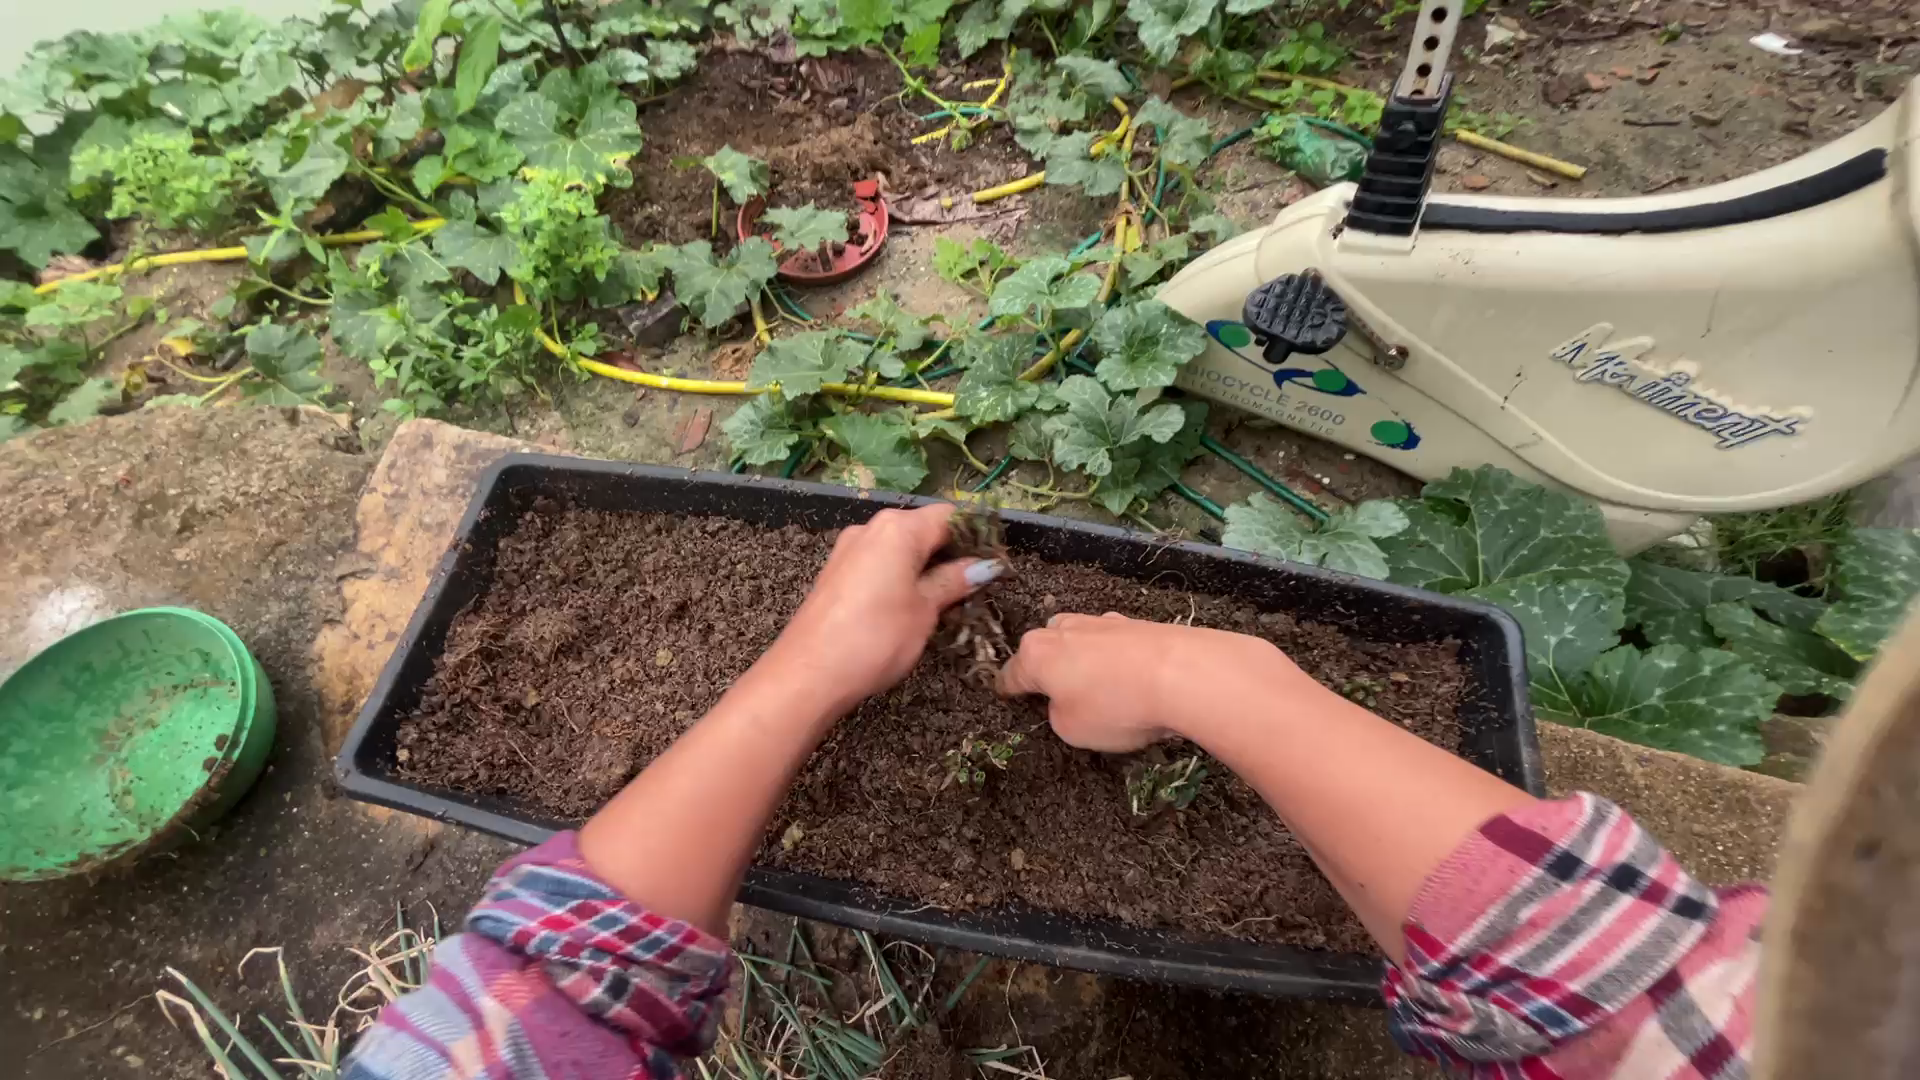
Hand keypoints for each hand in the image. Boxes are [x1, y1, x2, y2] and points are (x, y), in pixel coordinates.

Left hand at [759, 504, 995, 714]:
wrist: (808, 674)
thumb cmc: (875, 638)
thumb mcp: (925, 610)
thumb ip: (954, 581)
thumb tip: (984, 565)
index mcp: (898, 528)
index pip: (950, 516)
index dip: (977, 536)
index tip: (996, 562)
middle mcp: (871, 528)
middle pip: (924, 528)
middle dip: (953, 552)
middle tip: (978, 584)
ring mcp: (850, 549)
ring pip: (901, 547)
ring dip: (928, 566)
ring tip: (949, 599)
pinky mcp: (837, 572)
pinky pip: (880, 562)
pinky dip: (902, 575)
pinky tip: (913, 604)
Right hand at [997, 613, 1304, 751]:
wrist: (1184, 673)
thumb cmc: (1115, 705)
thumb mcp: (1071, 729)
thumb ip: (1057, 713)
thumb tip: (1067, 699)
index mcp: (1036, 654)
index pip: (1010, 674)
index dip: (1007, 690)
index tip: (1007, 697)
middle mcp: (1062, 629)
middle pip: (1044, 650)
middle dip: (1047, 670)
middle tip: (1059, 698)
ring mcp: (1099, 622)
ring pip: (1078, 642)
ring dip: (1082, 662)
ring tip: (1100, 691)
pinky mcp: (1134, 623)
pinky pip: (1111, 645)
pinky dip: (1114, 660)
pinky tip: (1131, 680)